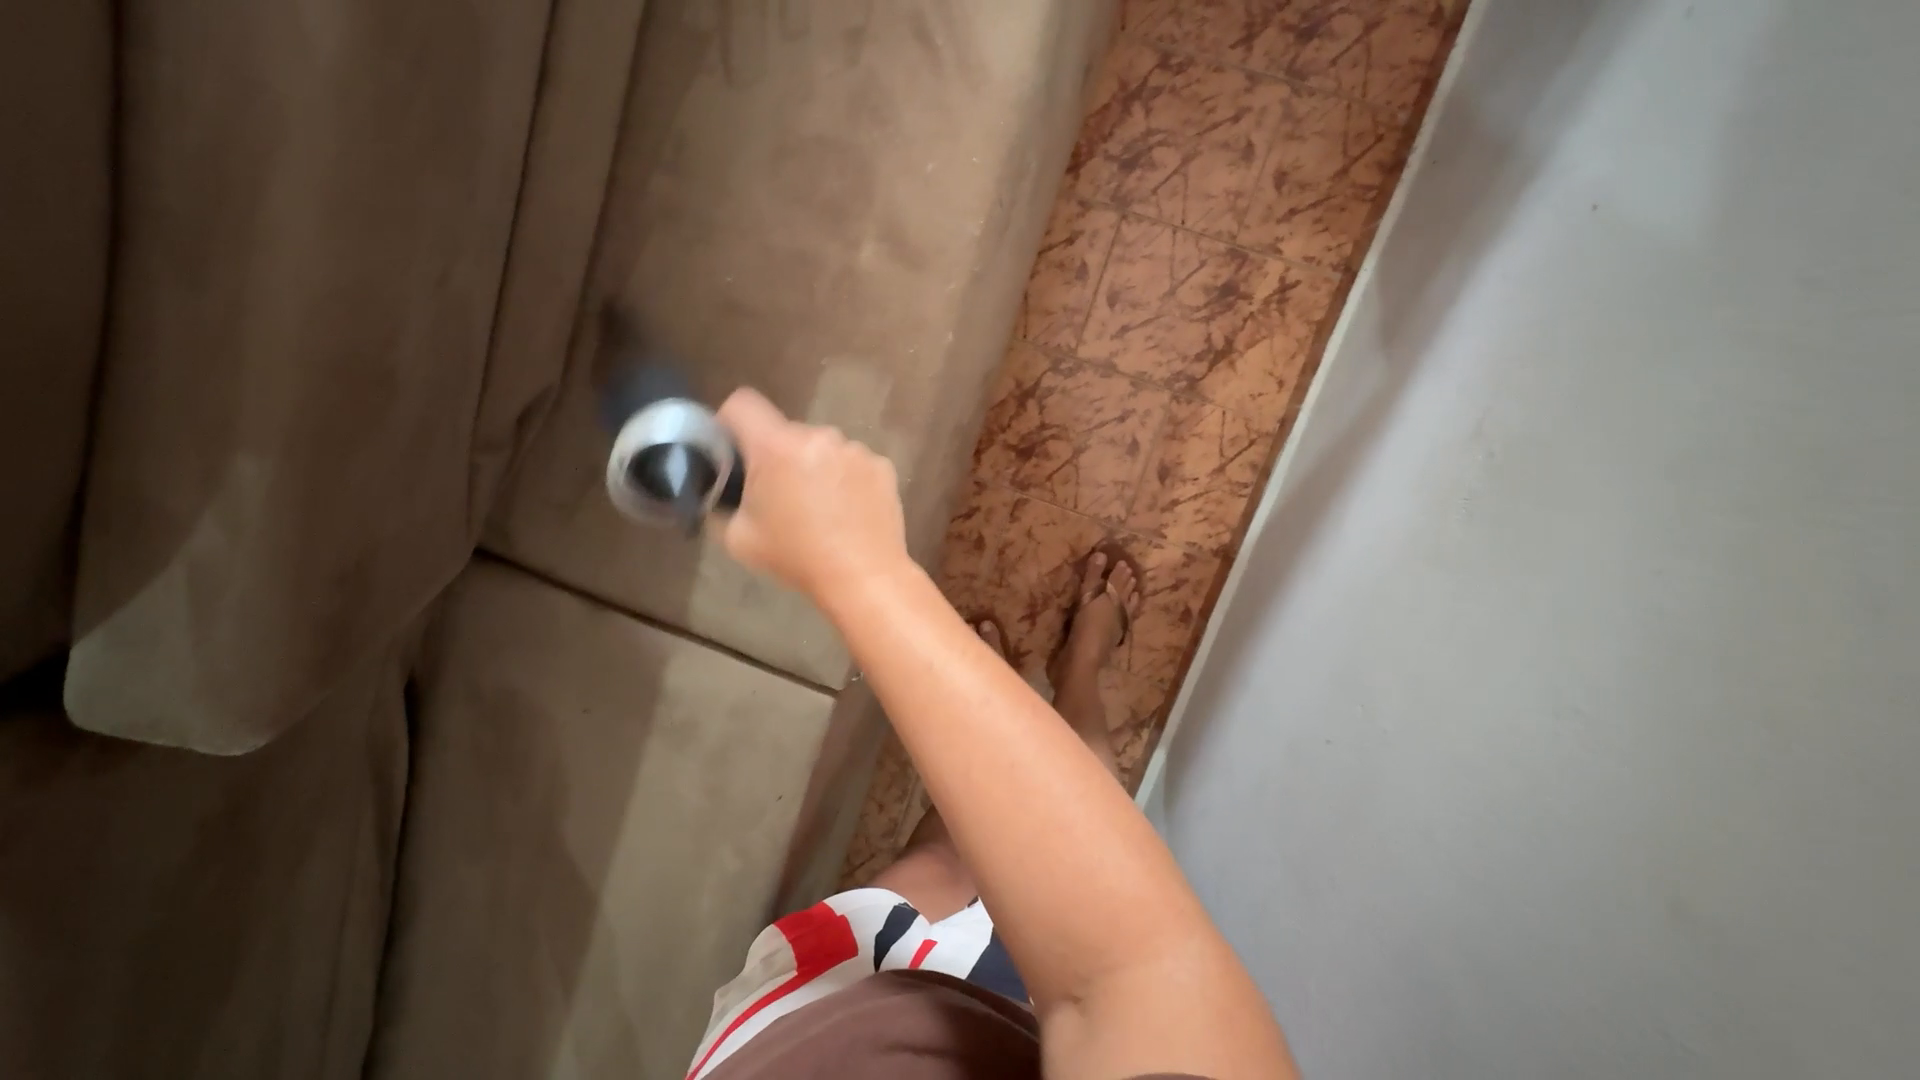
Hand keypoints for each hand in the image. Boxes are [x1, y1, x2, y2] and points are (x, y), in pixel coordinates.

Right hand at [716, 387, 909, 602]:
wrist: (864, 578)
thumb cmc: (796, 558)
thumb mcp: (739, 538)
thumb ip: (722, 505)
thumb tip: (724, 493)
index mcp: (777, 447)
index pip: (742, 404)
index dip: (729, 423)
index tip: (731, 450)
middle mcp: (819, 436)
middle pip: (785, 432)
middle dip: (776, 456)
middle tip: (777, 496)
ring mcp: (855, 450)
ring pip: (821, 448)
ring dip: (813, 467)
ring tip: (817, 509)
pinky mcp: (882, 466)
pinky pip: (851, 463)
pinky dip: (844, 479)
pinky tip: (846, 512)